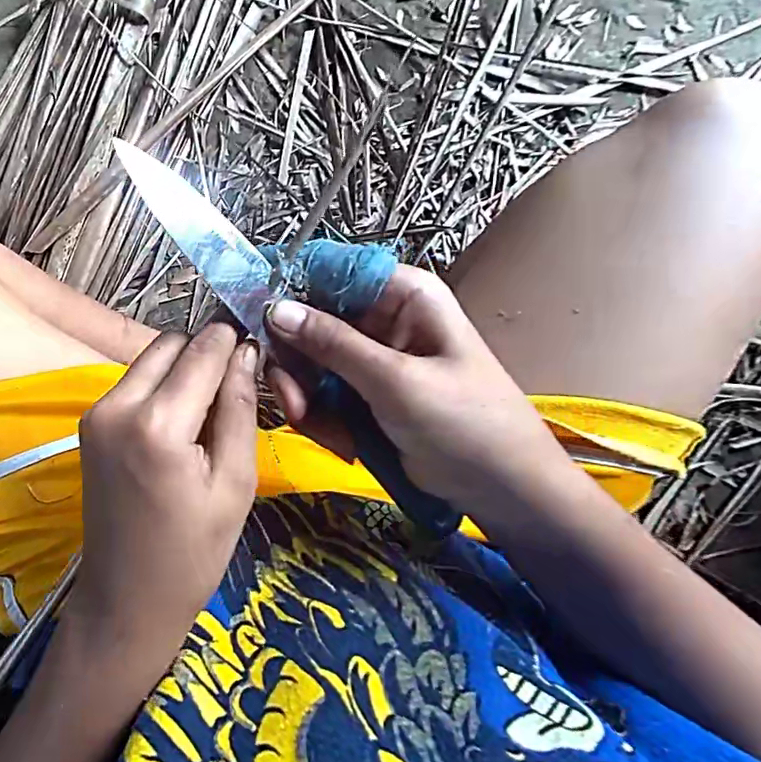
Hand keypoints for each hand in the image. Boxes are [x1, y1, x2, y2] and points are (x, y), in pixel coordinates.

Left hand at [71, 325, 258, 656]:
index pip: (202, 349)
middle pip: (171, 342)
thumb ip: (240, 408)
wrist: (125, 600)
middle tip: (236, 384)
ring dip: (183, 367)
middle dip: (206, 351)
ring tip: (211, 408)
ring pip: (151, 357)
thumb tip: (248, 351)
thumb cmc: (192, 553)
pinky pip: (134, 381)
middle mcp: (118, 405)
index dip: (233, 340)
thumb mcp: (234, 483)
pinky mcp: (90, 423)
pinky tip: (182, 421)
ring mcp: (97, 412)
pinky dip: (162, 385)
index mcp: (158, 423)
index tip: (257, 346)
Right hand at [266, 265, 568, 513]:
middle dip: (296, 363)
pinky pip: (321, 391)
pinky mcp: (363, 392)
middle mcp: (382, 317)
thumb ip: (332, 344)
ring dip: (306, 396)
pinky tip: (343, 443)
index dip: (290, 288)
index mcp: (402, 294)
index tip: (255, 317)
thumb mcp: (396, 381)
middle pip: (310, 319)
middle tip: (293, 402)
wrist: (505, 491)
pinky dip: (321, 416)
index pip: (331, 270)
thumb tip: (276, 308)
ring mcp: (370, 357)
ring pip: (309, 360)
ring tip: (323, 431)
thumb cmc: (466, 423)